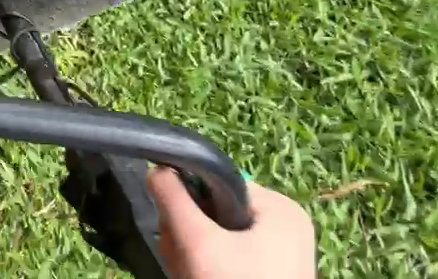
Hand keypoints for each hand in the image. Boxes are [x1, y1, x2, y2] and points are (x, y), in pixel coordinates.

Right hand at [149, 167, 315, 278]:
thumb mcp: (198, 241)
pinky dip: (204, 265)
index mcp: (279, 209)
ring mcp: (276, 251)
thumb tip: (155, 168)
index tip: (173, 224)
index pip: (213, 181)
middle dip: (186, 231)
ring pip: (213, 232)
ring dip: (189, 250)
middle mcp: (282, 225)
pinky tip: (194, 276)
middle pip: (211, 208)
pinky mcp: (266, 272)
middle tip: (181, 256)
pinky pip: (223, 253)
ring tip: (187, 272)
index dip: (185, 198)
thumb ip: (170, 196)